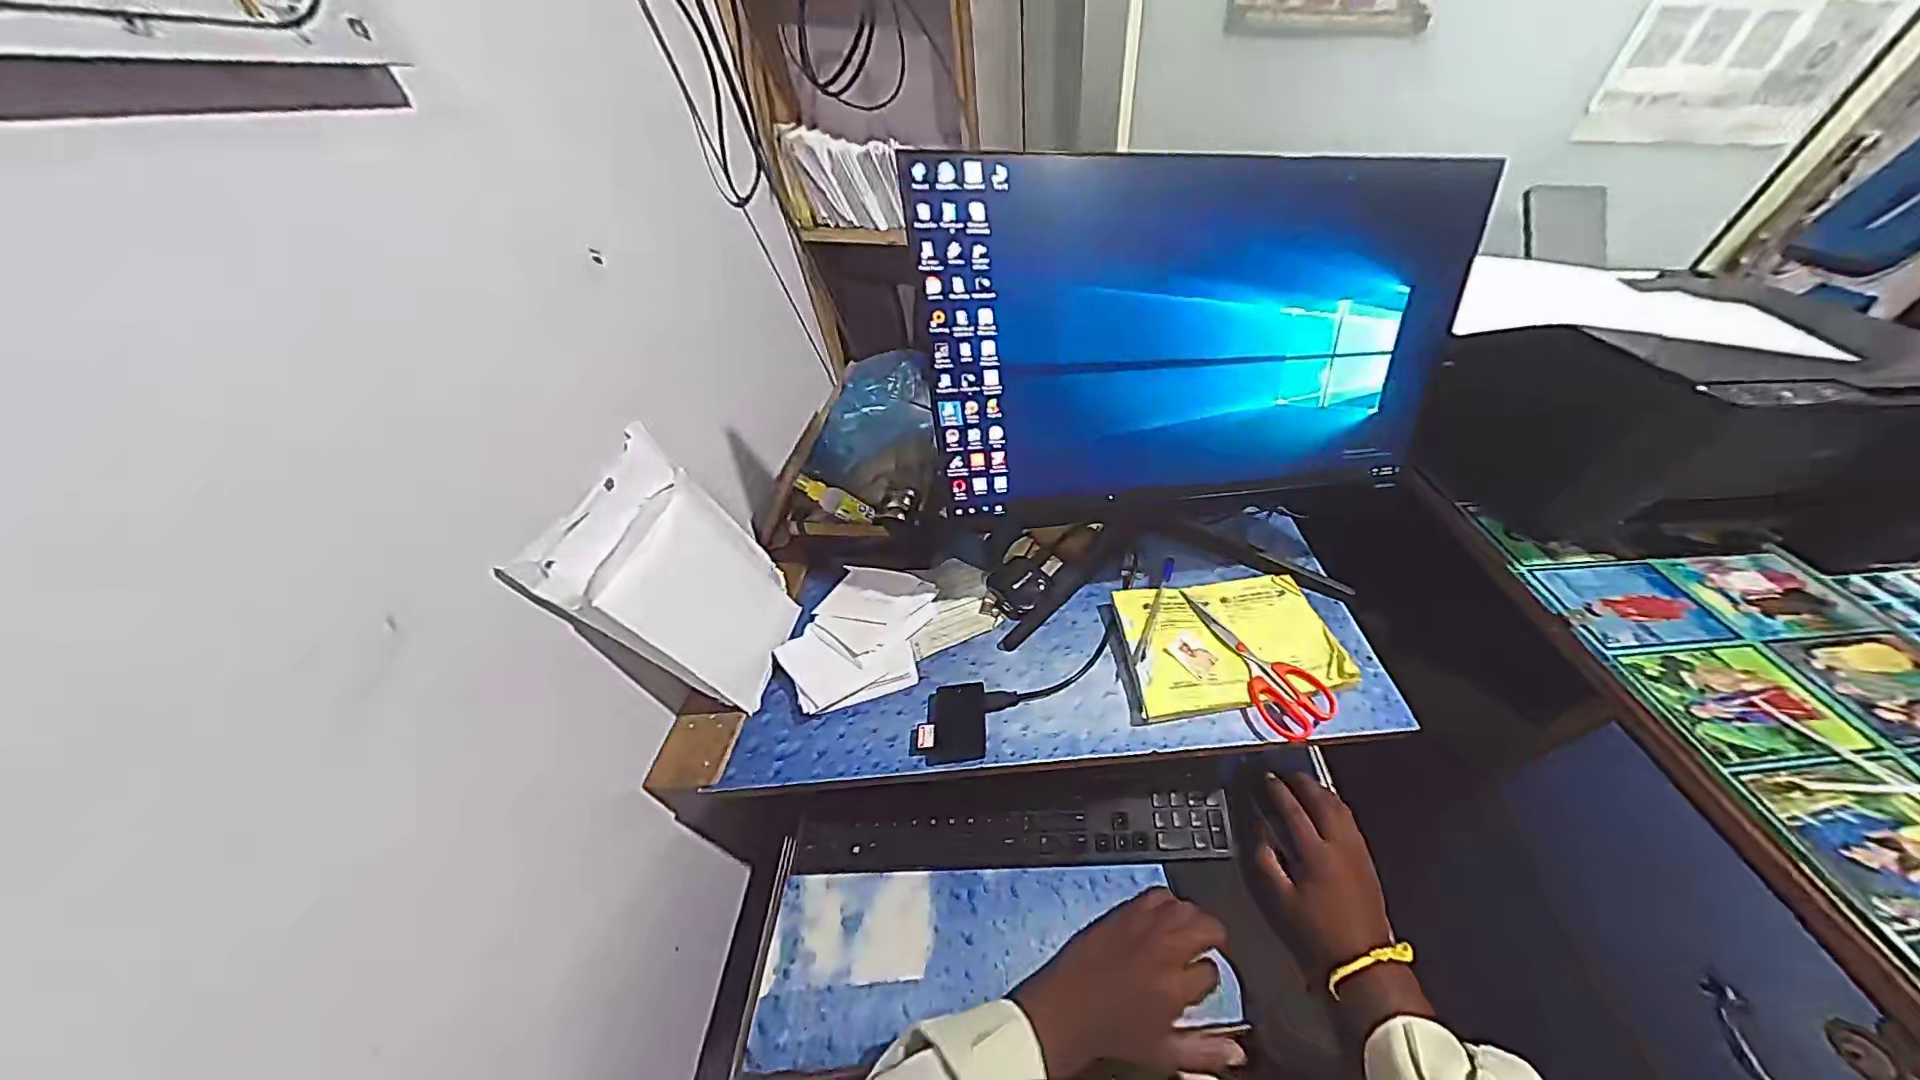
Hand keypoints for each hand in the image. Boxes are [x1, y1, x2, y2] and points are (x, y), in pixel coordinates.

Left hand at [1012, 887, 1246, 1076]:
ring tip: (1189, 930)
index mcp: (1175, 987)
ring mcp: (1141, 927)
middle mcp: (1162, 950)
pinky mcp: (1122, 912)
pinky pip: (1155, 894)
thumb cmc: (1111, 1031)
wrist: (1066, 1008)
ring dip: (1191, 917)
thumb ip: (1204, 1052)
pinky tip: (1162, 916)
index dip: (1210, 974)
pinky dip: (1165, 902)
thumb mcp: (1163, 1051)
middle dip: (1214, 937)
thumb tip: (1236, 1053)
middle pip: (1207, 925)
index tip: (1201, 978)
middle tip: (1210, 946)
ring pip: (1183, 906)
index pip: (1213, 970)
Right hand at [1251, 773, 1392, 965]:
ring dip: (1320, 790)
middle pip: (1321, 801)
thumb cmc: (1315, 932)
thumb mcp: (1278, 898)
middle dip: (1301, 782)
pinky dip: (1336, 805)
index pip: (1292, 809)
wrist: (1362, 961)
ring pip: (1340, 808)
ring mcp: (1357, 851)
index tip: (1264, 778)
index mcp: (1315, 854)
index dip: (1276, 790)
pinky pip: (1350, 821)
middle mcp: (1339, 845)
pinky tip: (1327, 806)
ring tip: (1305, 783)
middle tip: (1284, 774)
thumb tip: (1258, 830)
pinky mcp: (1367, 860)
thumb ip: (1264, 859)